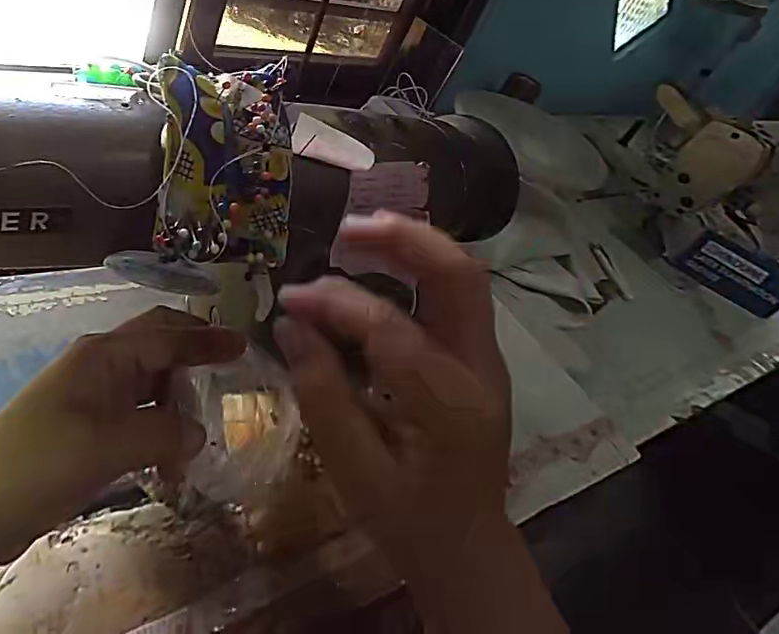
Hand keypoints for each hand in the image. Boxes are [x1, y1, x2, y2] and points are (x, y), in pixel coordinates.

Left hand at [0, 307, 244, 633]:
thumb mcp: (106, 447)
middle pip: (157, 351)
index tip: (244, 343)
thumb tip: (198, 429)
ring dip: (173, 407)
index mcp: (103, 355)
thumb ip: (161, 431)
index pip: (166, 334)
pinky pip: (132, 418)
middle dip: (191, 363)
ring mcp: (89, 398)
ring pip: (146, 388)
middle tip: (227, 383)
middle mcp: (98, 366)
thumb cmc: (36, 465)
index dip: (206, 338)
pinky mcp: (82, 429)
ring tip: (195, 443)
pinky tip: (166, 460)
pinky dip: (155, 431)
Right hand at [276, 214, 562, 632]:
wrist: (468, 548)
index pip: (389, 329)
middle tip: (347, 229)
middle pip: (458, 277)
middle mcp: (480, 369)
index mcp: (448, 406)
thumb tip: (291, 323)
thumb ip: (321, 394)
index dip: (334, 303)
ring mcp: (487, 358)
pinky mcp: (479, 353)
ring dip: (413, 244)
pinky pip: (454, 291)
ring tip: (359, 232)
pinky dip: (418, 264)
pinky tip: (382, 259)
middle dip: (404, 239)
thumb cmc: (407, 519)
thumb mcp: (352, 472)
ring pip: (462, 274)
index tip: (290, 298)